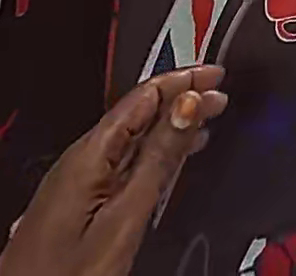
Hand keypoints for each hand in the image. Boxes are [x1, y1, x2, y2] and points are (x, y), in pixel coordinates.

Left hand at [0, 66, 229, 275]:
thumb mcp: (124, 218)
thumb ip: (158, 158)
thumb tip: (188, 102)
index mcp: (90, 153)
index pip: (144, 96)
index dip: (183, 80)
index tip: (216, 76)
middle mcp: (80, 159)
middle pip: (138, 113)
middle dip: (181, 99)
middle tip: (219, 97)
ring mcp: (76, 183)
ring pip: (132, 137)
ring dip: (171, 125)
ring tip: (205, 122)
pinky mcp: (76, 207)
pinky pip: (123, 162)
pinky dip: (154, 151)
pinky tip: (170, 160)